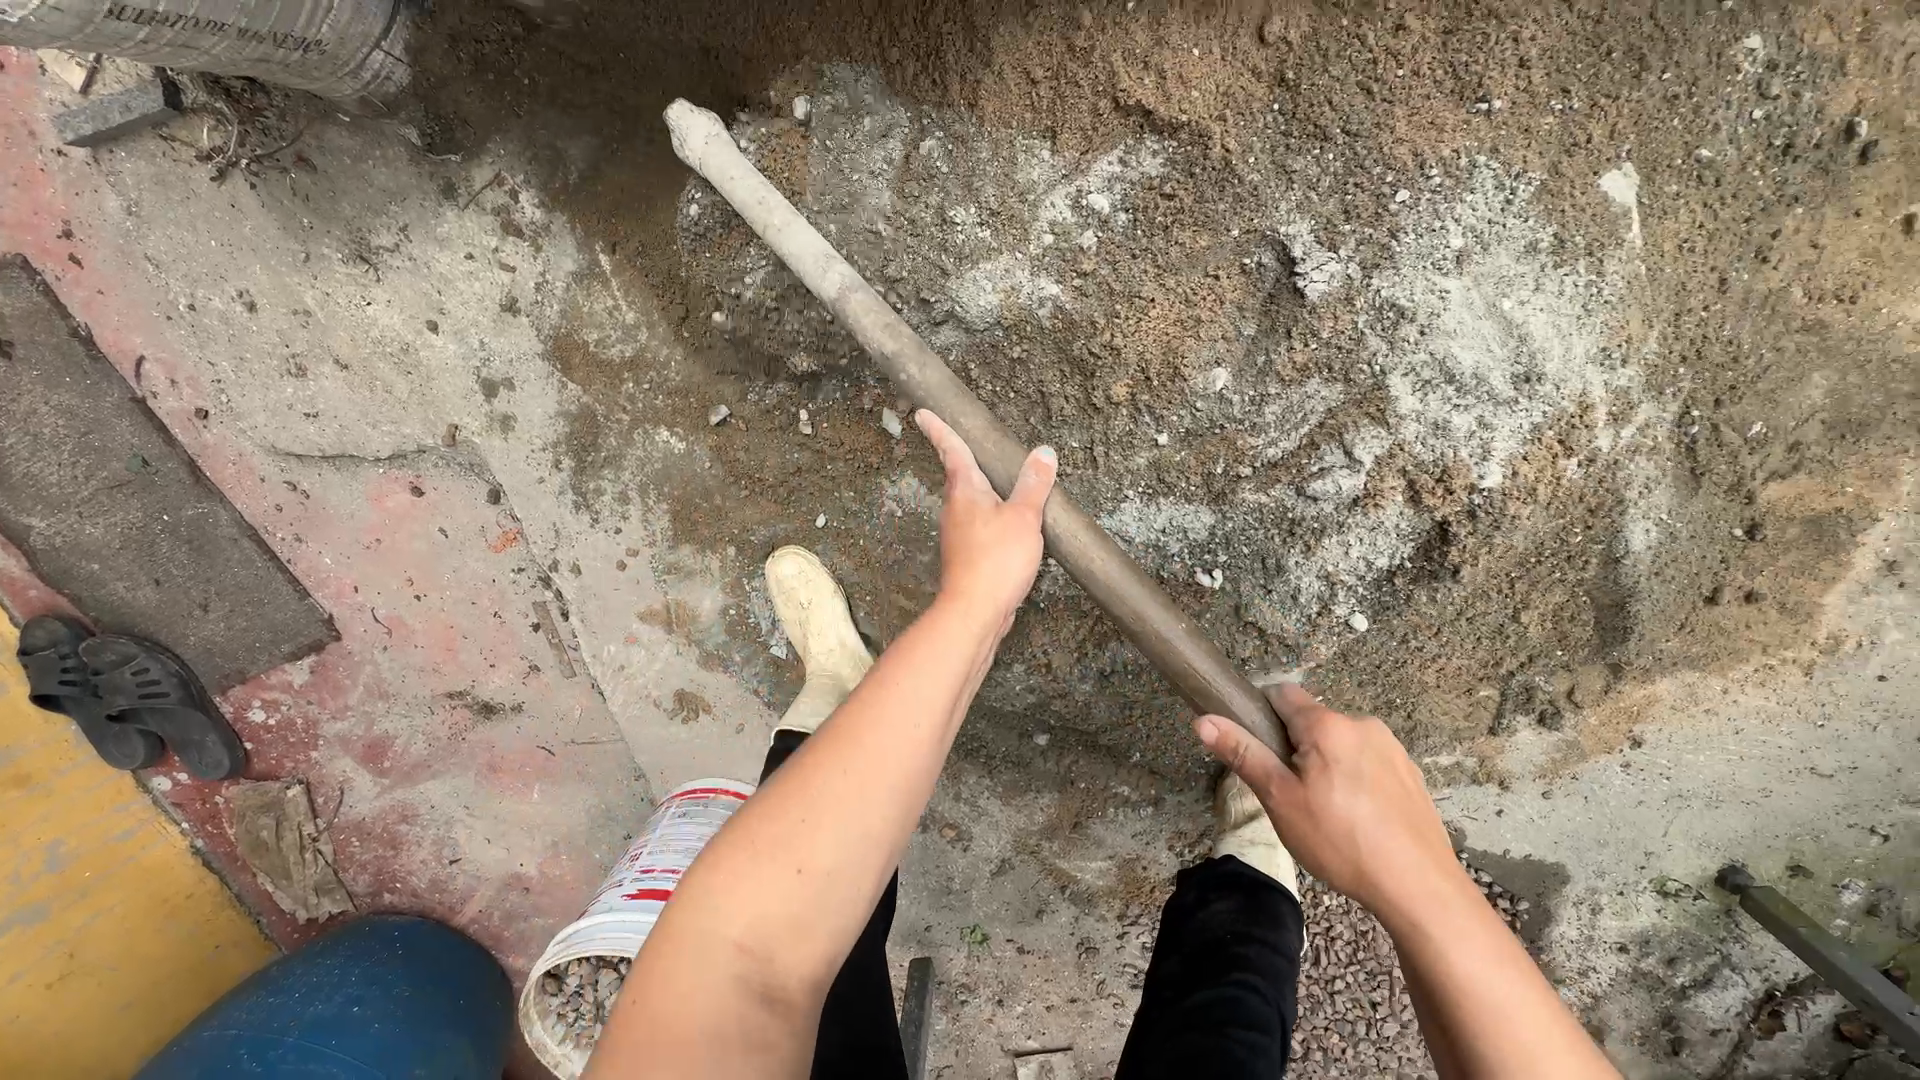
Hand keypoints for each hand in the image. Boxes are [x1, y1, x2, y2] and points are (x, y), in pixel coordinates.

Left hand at [915, 410, 1056, 632]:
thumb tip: (1043, 453)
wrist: (975, 610)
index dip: (939, 429)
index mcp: (965, 490)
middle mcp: (955, 508)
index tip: (923, 413)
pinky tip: (1008, 524)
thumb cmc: (996, 560)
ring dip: (981, 490)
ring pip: (969, 502)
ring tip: (998, 481)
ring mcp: (958, 533)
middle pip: (959, 476)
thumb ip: (1034, 484)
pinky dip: (991, 516)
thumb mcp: (1024, 517)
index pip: (951, 450)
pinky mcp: (967, 554)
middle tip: (965, 441)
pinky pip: (979, 525)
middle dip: (962, 459)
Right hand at [1194, 683, 1464, 926]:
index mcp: (1328, 725)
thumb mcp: (1280, 799)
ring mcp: (1392, 748)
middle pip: (1312, 721)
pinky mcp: (1411, 774)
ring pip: (1340, 743)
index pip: (1281, 693)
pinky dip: (1354, 780)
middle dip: (1294, 748)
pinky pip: (1368, 762)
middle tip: (1289, 794)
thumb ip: (1242, 753)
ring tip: (1325, 813)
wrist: (1420, 888)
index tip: (1258, 752)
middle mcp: (1363, 724)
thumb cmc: (1340, 841)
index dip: (1261, 715)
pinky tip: (1357, 820)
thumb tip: (1203, 719)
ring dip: (1325, 764)